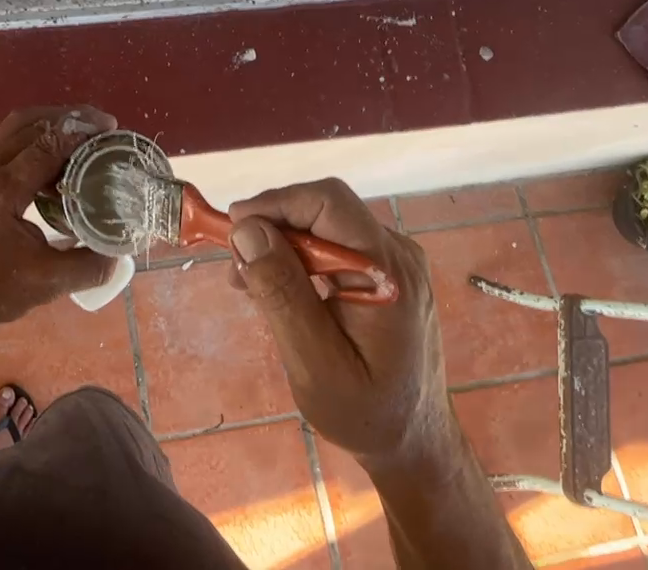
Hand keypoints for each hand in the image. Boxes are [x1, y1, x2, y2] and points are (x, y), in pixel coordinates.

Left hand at [0, 106, 119, 341]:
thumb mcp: (48, 283)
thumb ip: (90, 264)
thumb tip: (122, 248)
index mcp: (0, 190)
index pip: (47, 145)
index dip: (81, 133)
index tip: (110, 130)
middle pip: (30, 124)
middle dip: (69, 119)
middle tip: (102, 125)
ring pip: (14, 127)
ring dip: (49, 124)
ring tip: (83, 133)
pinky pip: (5, 142)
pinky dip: (33, 138)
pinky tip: (56, 157)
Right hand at [227, 180, 451, 467]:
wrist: (415, 445)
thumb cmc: (366, 413)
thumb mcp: (314, 362)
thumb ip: (282, 293)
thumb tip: (247, 231)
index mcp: (386, 272)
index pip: (327, 202)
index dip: (275, 203)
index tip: (232, 229)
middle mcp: (396, 255)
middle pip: (324, 210)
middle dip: (272, 227)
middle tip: (236, 267)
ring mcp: (393, 263)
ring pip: (325, 226)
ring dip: (281, 245)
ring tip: (250, 284)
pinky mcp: (384, 275)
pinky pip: (333, 246)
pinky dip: (298, 260)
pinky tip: (279, 291)